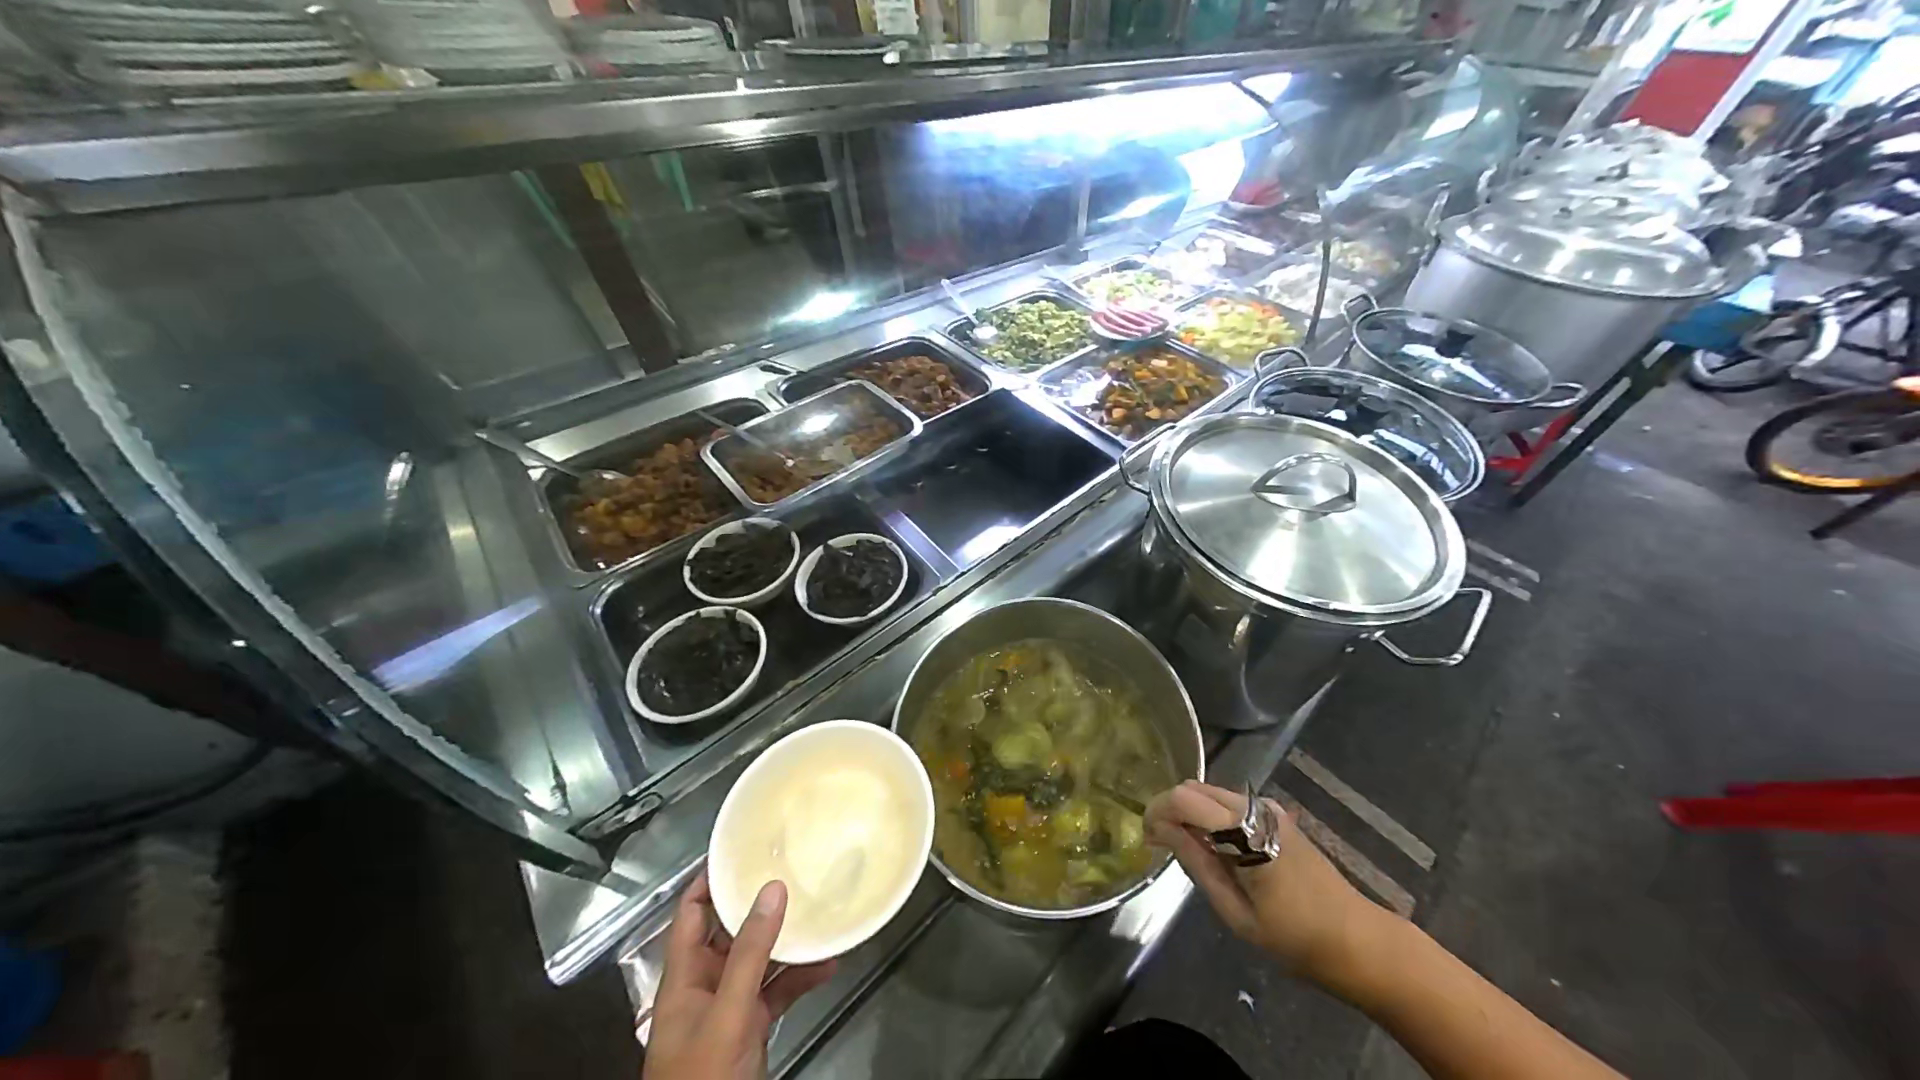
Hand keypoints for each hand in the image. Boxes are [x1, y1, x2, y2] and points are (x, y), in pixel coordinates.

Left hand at [642, 873, 837, 1079]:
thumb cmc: (703, 1077)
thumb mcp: (728, 1013)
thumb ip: (750, 953)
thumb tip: (772, 888)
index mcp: (684, 975)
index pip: (692, 911)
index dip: (710, 878)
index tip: (742, 848)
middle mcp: (705, 984)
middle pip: (729, 930)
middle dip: (758, 903)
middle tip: (791, 869)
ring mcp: (728, 1007)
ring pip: (759, 959)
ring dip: (787, 940)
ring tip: (817, 909)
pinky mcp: (751, 1027)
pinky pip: (777, 991)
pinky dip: (800, 978)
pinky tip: (828, 964)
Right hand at [1145, 781, 1393, 986]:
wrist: (1360, 942)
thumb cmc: (1295, 939)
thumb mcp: (1236, 913)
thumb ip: (1197, 863)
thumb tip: (1162, 830)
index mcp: (1245, 834)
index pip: (1184, 798)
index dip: (1156, 811)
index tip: (1147, 840)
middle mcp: (1256, 810)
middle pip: (1194, 788)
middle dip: (1169, 810)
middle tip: (1161, 845)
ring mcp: (1270, 810)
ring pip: (1211, 791)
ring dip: (1189, 811)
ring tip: (1186, 849)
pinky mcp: (1278, 816)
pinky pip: (1230, 802)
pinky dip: (1211, 815)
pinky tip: (1216, 847)